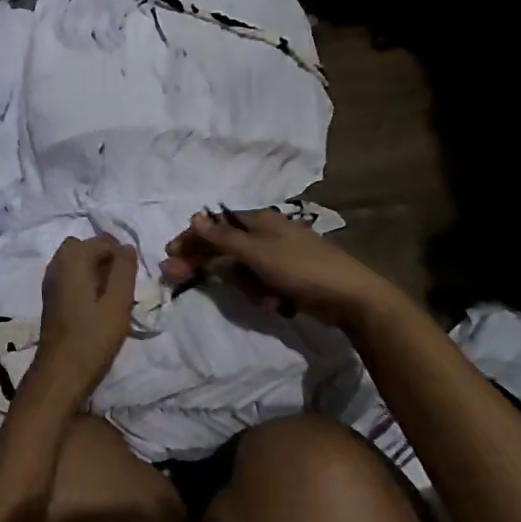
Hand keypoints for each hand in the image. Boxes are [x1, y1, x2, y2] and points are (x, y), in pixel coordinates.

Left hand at [35, 235, 139, 390]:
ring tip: (111, 295)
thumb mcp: (118, 302)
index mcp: (72, 260)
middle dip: (105, 258)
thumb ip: (124, 270)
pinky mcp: (50, 298)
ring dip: (94, 270)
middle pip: (85, 246)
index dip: (121, 256)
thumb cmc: (93, 338)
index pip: (103, 241)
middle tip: (121, 284)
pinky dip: (84, 281)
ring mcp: (50, 282)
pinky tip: (96, 305)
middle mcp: (57, 265)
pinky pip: (69, 276)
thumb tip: (126, 247)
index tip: (130, 281)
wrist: (60, 373)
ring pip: (76, 261)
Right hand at [161, 209, 400, 329]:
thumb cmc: (302, 268)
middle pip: (224, 246)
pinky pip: (261, 284)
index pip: (215, 224)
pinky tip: (278, 304)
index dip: (191, 238)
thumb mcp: (257, 253)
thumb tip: (195, 216)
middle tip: (176, 275)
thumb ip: (223, 237)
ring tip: (264, 298)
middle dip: (205, 262)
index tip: (170, 254)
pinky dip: (265, 295)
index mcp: (260, 220)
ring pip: (242, 270)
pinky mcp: (287, 278)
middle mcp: (266, 234)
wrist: (350, 297)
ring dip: (246, 286)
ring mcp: (277, 256)